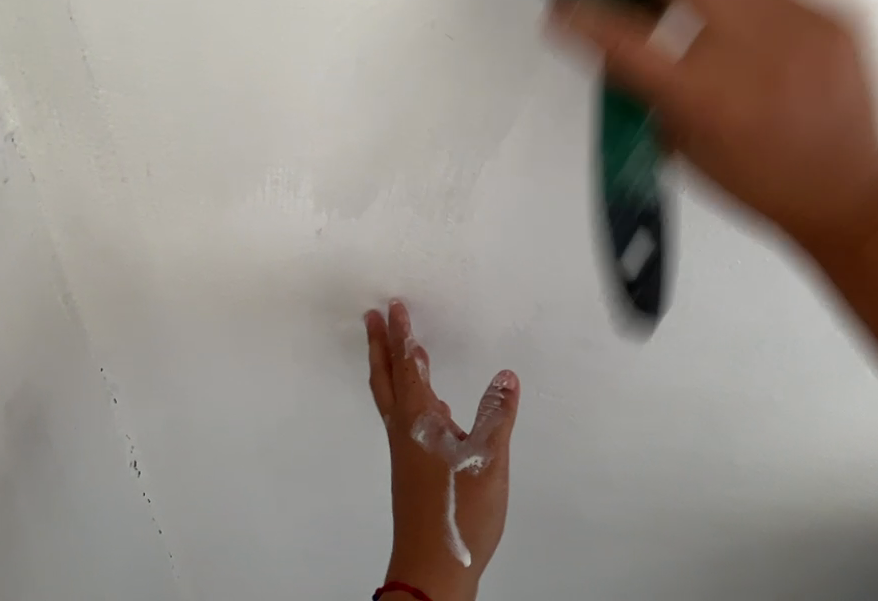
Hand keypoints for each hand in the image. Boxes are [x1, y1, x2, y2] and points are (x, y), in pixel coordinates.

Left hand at [364, 300, 519, 600]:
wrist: (432, 569)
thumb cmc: (459, 513)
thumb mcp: (488, 462)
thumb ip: (498, 416)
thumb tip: (505, 376)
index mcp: (419, 422)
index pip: (409, 368)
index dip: (403, 336)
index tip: (394, 307)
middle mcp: (405, 430)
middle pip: (387, 378)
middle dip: (380, 345)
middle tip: (372, 317)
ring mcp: (405, 450)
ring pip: (391, 397)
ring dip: (390, 367)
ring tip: (398, 348)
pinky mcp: (411, 467)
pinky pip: (403, 416)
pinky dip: (408, 395)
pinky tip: (431, 405)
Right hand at [548, 0, 877, 250]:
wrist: (851, 192)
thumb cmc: (752, 178)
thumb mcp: (681, 143)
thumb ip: (645, 84)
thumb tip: (606, 30)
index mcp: (708, 97)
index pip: (629, 40)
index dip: (587, 15)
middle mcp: (755, 51)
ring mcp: (801, 23)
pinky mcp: (833, 13)